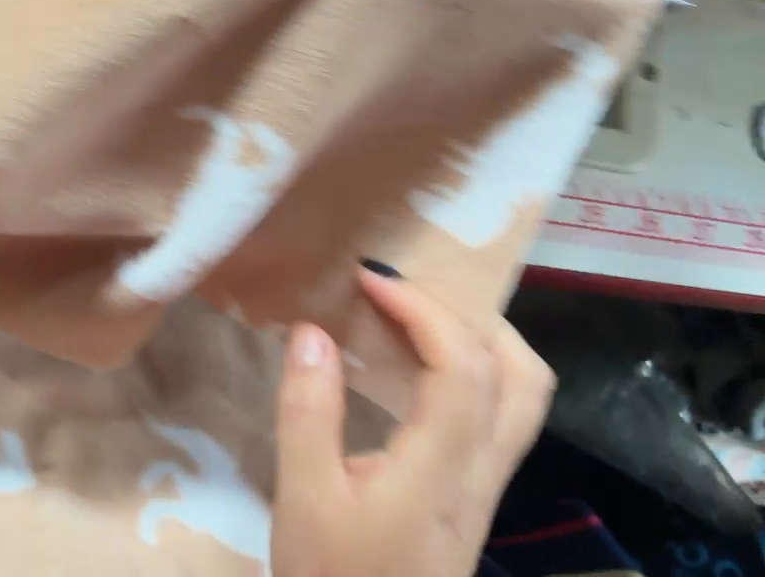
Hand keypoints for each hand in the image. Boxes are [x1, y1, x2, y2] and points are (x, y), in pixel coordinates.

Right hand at [271, 268, 554, 576]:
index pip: (463, 368)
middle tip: (400, 288)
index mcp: (441, 470)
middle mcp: (480, 473)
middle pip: (523, 378)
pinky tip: (409, 362)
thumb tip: (313, 331)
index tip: (365, 277)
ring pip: (520, 397)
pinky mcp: (467, 493)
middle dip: (470, 313)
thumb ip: (308, 410)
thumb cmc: (331, 571)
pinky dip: (466, 366)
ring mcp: (482, 486)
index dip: (423, 309)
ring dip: (477, 338)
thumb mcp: (302, 493)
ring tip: (408, 312)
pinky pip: (494, 412)